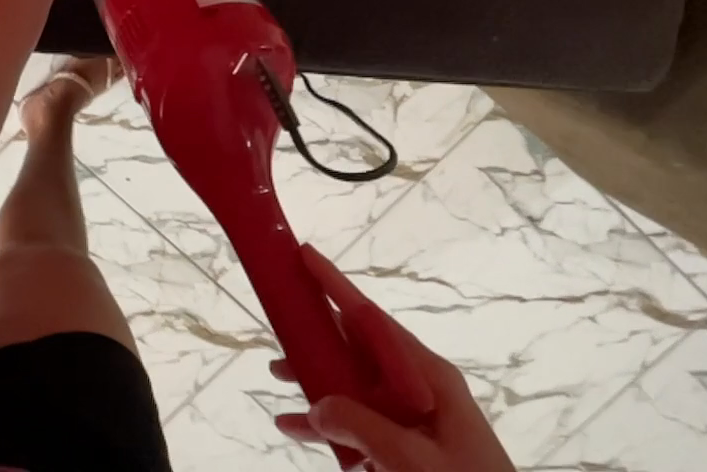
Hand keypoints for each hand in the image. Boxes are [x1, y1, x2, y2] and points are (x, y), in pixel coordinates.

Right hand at [273, 245, 514, 471]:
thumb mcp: (413, 461)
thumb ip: (361, 426)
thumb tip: (316, 405)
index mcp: (428, 375)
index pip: (370, 317)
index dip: (334, 284)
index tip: (303, 254)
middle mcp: (419, 387)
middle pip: (356, 346)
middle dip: (315, 335)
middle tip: (279, 329)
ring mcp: (413, 417)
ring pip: (352, 383)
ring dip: (314, 380)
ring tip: (278, 376)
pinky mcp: (408, 444)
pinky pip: (358, 421)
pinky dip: (326, 423)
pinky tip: (295, 428)